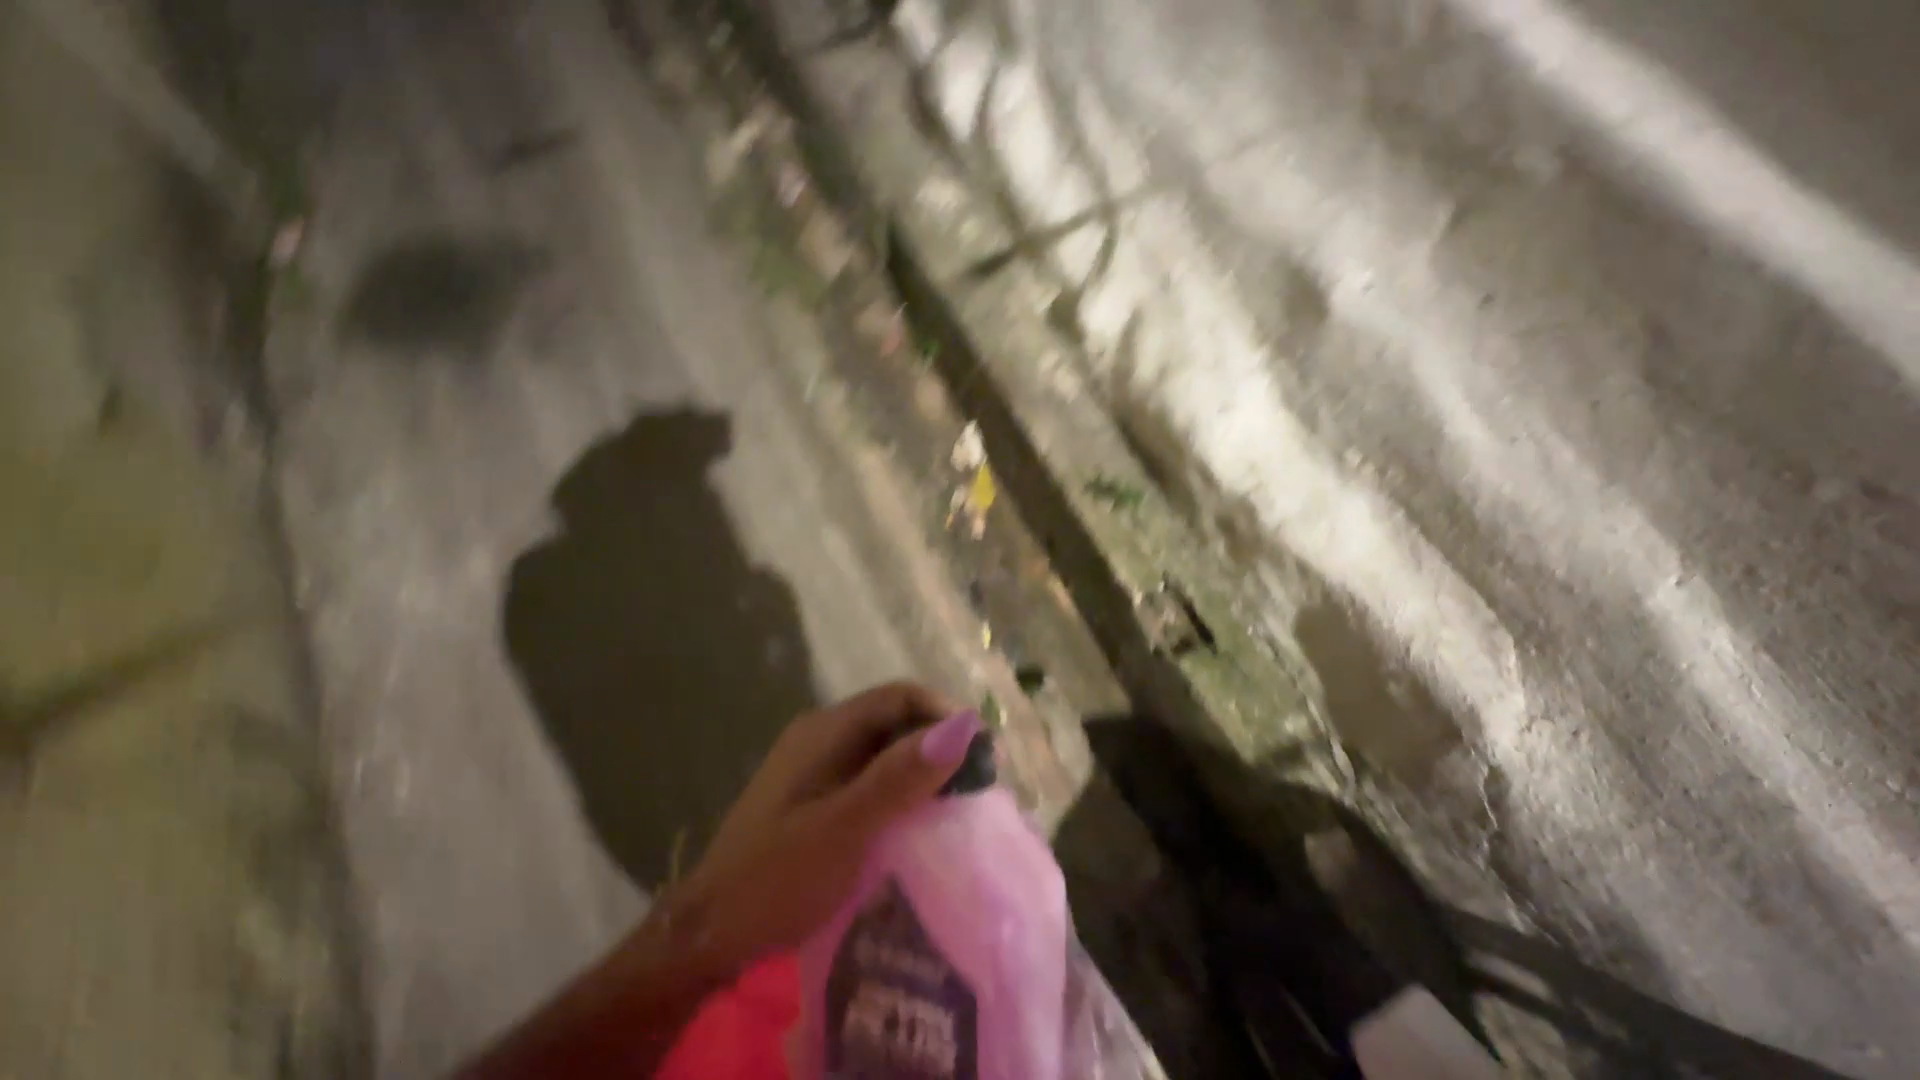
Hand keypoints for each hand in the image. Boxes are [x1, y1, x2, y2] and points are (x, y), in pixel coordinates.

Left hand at [668, 682, 980, 980]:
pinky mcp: (816, 800)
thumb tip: (964, 725)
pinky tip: (922, 823)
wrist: (710, 933)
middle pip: (894, 720)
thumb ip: (901, 776)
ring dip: (924, 770)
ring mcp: (815, 769)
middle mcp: (821, 737)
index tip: (986, 754)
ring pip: (884, 752)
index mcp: (824, 730)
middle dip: (940, 744)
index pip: (900, 695)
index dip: (946, 715)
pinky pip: (871, 779)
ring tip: (960, 805)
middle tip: (981, 785)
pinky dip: (902, 792)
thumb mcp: (846, 827)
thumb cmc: (778, 877)